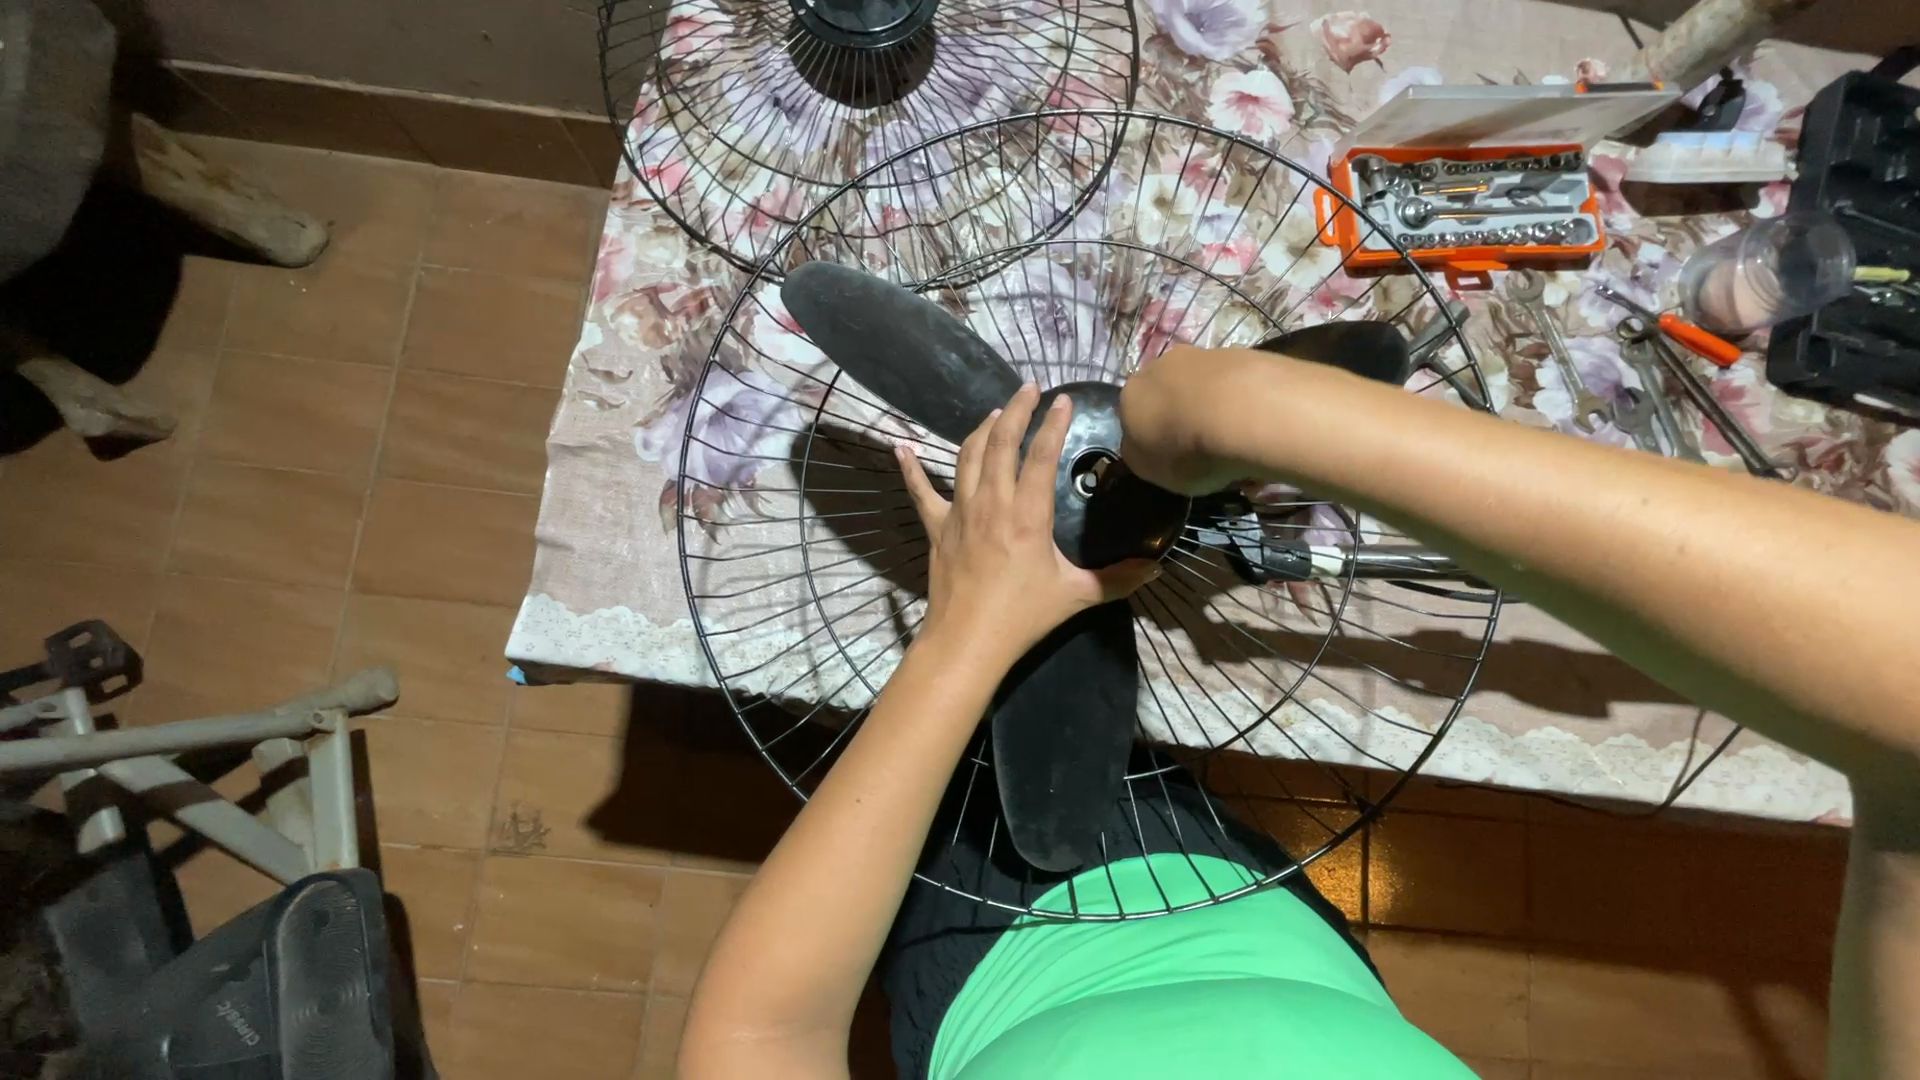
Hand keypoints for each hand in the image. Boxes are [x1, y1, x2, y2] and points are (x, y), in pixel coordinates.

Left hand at [897, 384, 1160, 670]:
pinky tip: (902, 447)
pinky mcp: (937, 527)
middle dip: (1016, 410)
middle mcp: (992, 503)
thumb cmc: (1023, 616)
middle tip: (1028, 389)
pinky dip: (911, 468)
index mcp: (1028, 515)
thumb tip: (1155, 568)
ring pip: (967, 457)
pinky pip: (920, 491)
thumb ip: (1118, 578)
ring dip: (981, 429)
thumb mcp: (1077, 596)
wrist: (968, 640)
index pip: (1040, 455)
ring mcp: (959, 512)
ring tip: (996, 413)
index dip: (1052, 424)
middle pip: (1000, 443)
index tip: (1062, 400)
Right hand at [1118, 344, 1262, 494]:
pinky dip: (1240, 399)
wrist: (1244, 413)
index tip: (1165, 452)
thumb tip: (1139, 444)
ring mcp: (1203, 355)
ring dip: (1210, 403)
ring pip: (1202, 383)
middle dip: (1178, 412)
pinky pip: (1235, 381)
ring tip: (1231, 434)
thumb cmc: (1185, 449)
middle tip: (1197, 442)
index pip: (1131, 414)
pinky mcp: (1242, 352)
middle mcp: (1161, 366)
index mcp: (1132, 394)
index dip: (1148, 433)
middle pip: (1166, 391)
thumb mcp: (1146, 468)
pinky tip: (1253, 421)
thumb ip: (1138, 453)